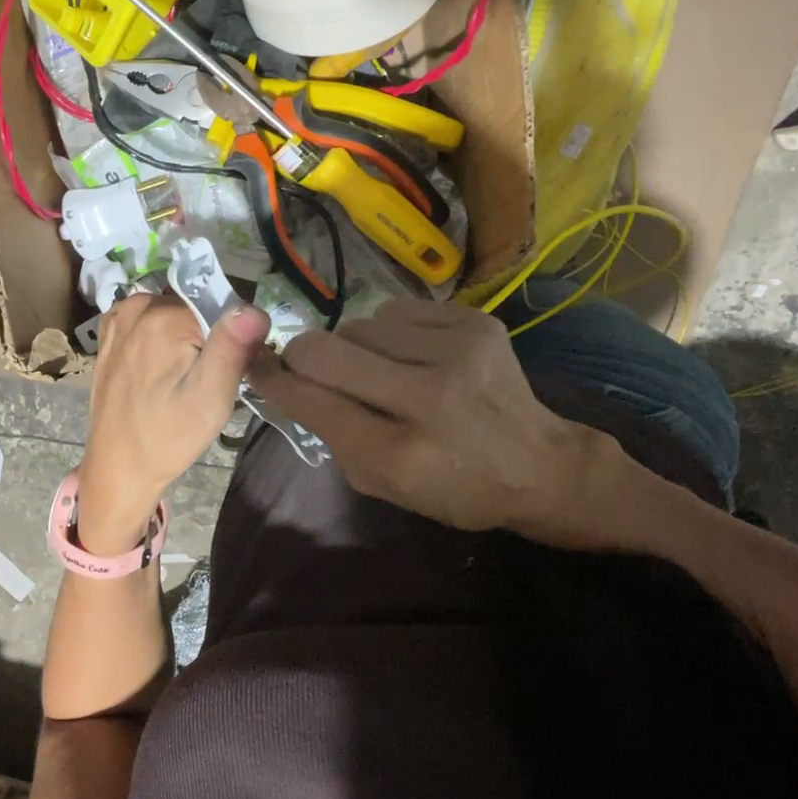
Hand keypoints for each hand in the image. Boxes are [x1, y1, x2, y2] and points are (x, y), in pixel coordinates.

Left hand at [76, 294, 269, 554]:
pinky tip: (159, 367)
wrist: (119, 465)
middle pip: (194, 308)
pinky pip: (147, 320)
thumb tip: (252, 308)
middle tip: (203, 380)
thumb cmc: (168, 436)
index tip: (225, 372)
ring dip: (182, 337)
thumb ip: (231, 348)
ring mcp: (119, 320)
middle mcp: (138, 308)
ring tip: (180, 378)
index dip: (231, 338)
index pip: (220, 307)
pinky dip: (157, 336)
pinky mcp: (109, 335)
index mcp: (165, 318)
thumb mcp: (211, 398)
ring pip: (172, 312)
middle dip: (205, 336)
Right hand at [246, 297, 614, 545]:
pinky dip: (387, 332)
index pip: (311, 400)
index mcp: (400, 452)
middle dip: (303, 357)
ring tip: (375, 369)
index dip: (273, 381)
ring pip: (357, 324)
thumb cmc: (452, 487)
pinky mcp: (476, 322)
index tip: (257, 368)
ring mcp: (458, 351)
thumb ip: (332, 435)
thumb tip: (289, 380)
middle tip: (310, 369)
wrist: (540, 465)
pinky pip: (394, 311)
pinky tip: (408, 354)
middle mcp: (430, 395)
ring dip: (352, 346)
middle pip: (325, 350)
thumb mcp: (382, 484)